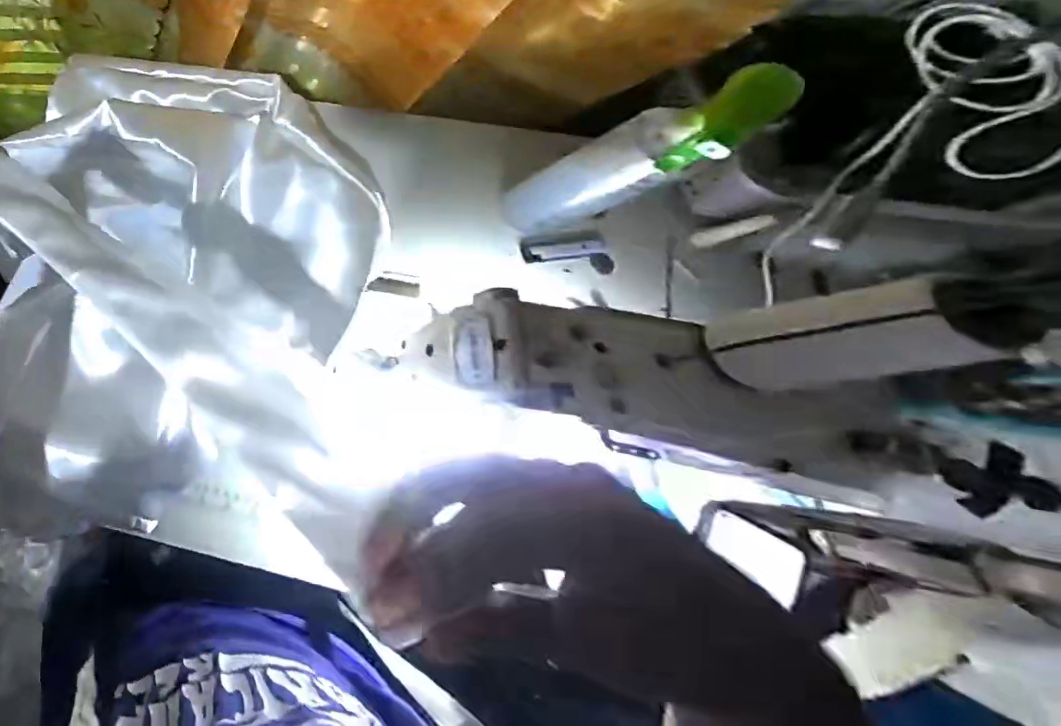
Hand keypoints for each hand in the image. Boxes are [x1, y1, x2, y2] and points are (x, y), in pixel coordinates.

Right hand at [362, 457, 863, 723]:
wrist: (751, 646)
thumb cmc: (679, 649)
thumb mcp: (593, 648)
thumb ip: (502, 629)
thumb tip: (421, 634)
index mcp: (586, 513)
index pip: (485, 530)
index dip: (431, 568)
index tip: (388, 608)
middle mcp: (559, 476)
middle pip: (456, 481)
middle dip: (405, 526)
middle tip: (369, 571)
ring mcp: (548, 472)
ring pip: (458, 477)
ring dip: (414, 518)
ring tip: (382, 560)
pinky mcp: (539, 482)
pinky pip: (474, 487)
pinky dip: (441, 517)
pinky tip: (423, 552)